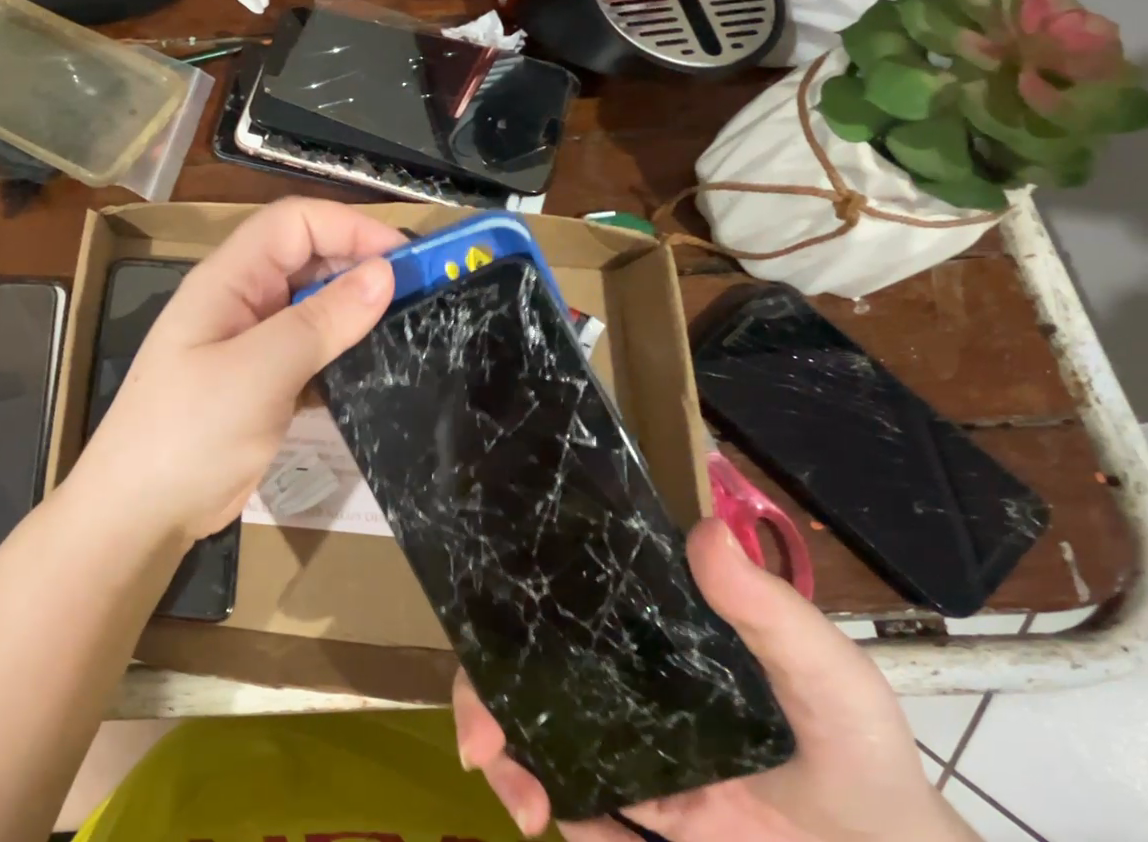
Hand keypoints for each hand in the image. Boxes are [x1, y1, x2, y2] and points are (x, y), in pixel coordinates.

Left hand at [73, 198, 405, 541]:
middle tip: (423, 296)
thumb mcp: (259, 372)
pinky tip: (375, 370)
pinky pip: (309, 354)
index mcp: (227, 281)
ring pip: (311, 308)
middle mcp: (238, 304)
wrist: (140, 511)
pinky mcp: (260, 387)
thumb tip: (384, 275)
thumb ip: (320, 321)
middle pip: (306, 260)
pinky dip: (341, 354)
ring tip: (410, 329)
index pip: (293, 224)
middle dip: (361, 266)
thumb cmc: (189, 433)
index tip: (407, 260)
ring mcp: (248, 347)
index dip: (350, 227)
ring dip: (356, 312)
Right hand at [454, 520, 979, 841]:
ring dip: (511, 773)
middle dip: (482, 712)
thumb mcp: (824, 674)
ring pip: (532, 747)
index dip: (501, 628)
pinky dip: (568, 821)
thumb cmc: (858, 753)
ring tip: (530, 811)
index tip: (481, 658)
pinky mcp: (638, 815)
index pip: (553, 617)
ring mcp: (622, 754)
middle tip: (483, 754)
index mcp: (643, 640)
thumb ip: (771, 613)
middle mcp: (615, 687)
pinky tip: (574, 829)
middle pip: (520, 684)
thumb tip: (705, 529)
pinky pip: (579, 812)